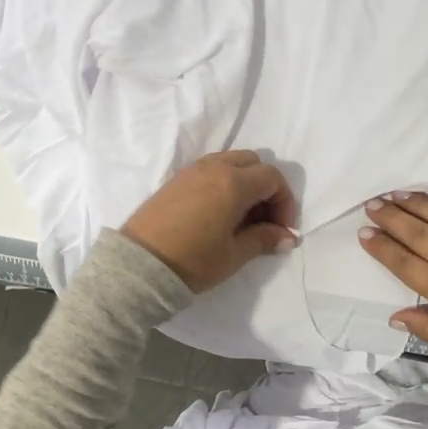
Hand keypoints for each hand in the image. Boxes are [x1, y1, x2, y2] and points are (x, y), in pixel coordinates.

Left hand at [121, 151, 298, 292]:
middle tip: (265, 220)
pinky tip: (220, 214)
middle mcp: (214, 168)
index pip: (272, 178)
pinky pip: (210, 170)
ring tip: (243, 218)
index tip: (282, 229)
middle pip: (252, 162)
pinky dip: (224, 183)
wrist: (140, 266)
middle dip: (266, 188)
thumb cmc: (193, 261)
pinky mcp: (176, 180)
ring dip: (244, 183)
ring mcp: (191, 171)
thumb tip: (287, 237)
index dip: (285, 202)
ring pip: (230, 162)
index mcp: (233, 184)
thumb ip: (264, 239)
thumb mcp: (234, 255)